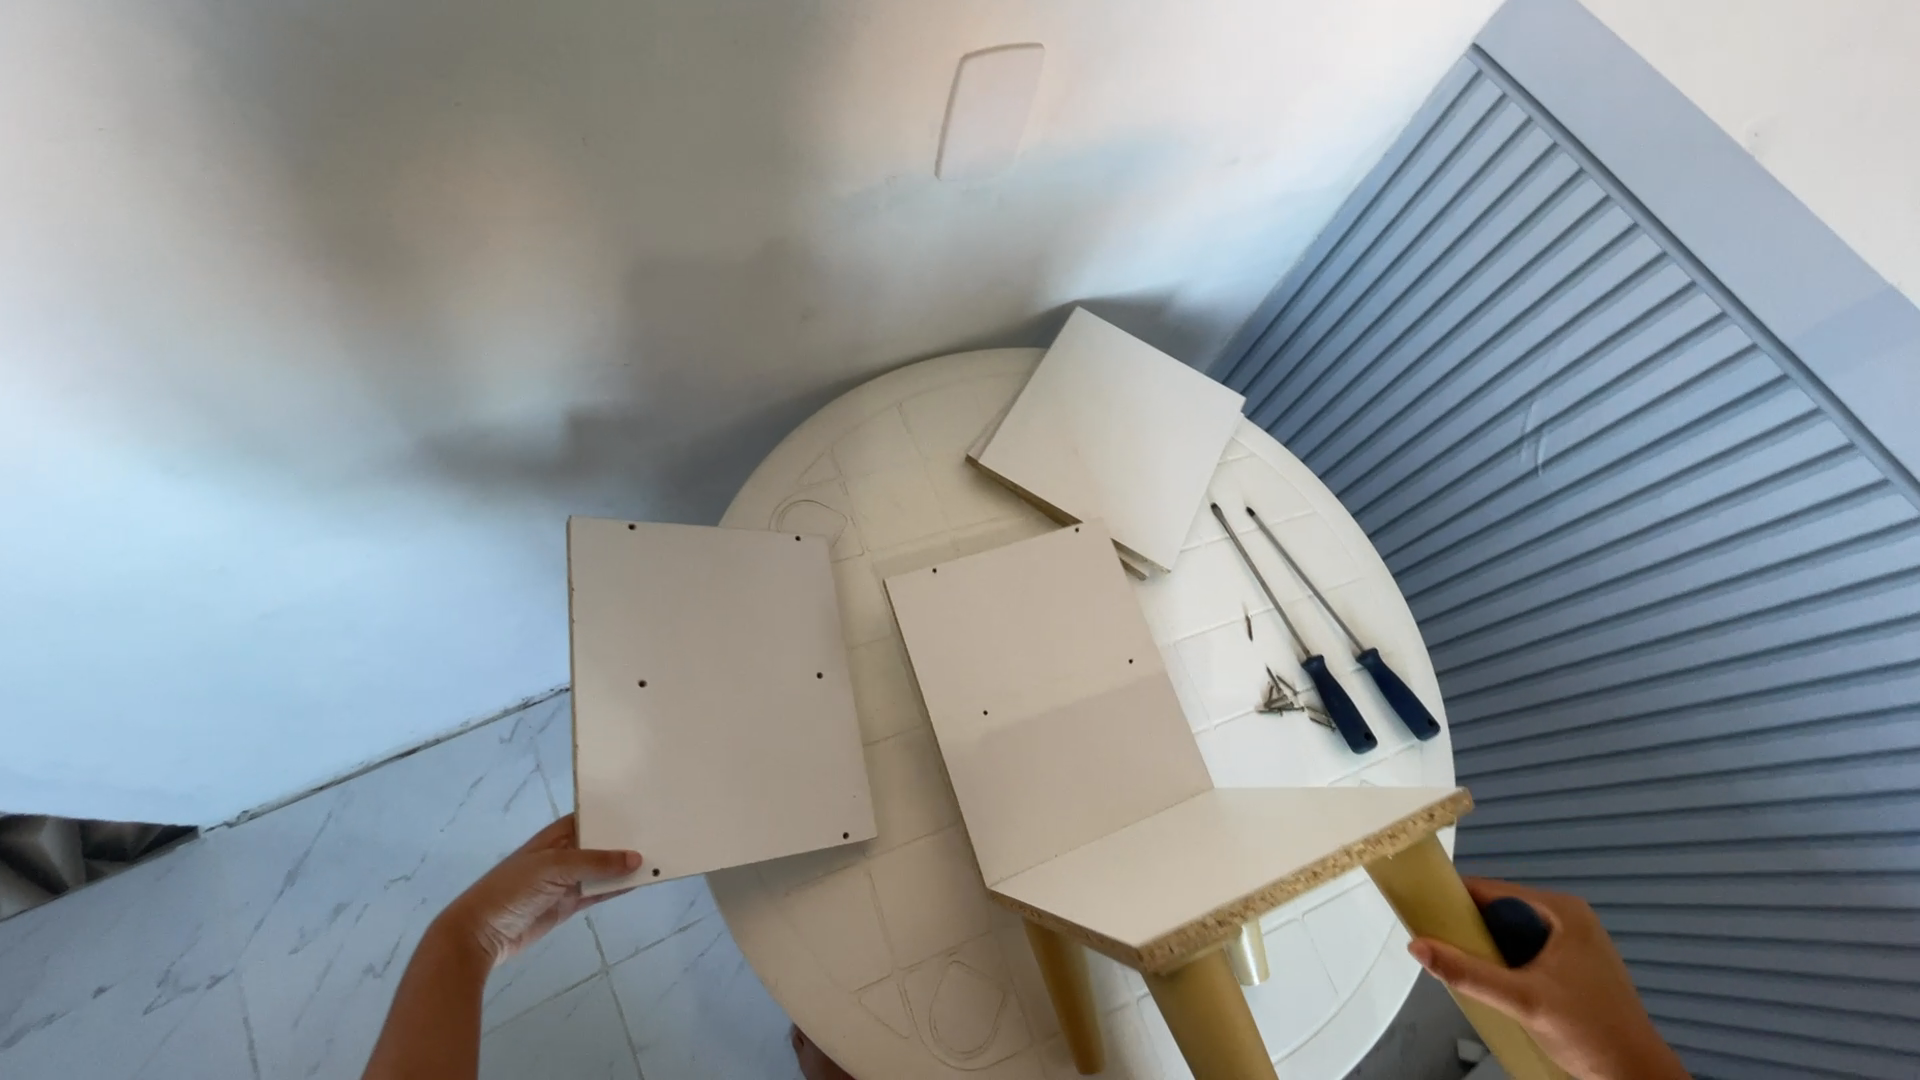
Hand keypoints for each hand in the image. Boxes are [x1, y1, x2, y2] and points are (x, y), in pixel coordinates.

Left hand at [432, 815, 640, 967]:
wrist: (478, 935)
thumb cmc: (512, 889)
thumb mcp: (554, 867)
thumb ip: (596, 862)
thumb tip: (636, 859)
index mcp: (557, 835)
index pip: (593, 817)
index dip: (617, 813)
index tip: (647, 806)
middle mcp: (565, 853)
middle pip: (601, 843)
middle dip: (626, 840)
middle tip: (662, 831)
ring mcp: (567, 880)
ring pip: (603, 869)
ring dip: (625, 866)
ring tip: (659, 856)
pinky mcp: (569, 904)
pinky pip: (599, 892)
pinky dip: (617, 889)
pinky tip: (639, 882)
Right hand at [1408, 878, 1689, 1079]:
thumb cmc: (1588, 1032)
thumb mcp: (1523, 1000)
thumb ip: (1468, 973)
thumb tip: (1415, 945)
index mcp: (1560, 910)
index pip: (1488, 891)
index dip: (1453, 902)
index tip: (1424, 918)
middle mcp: (1566, 916)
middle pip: (1497, 911)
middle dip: (1469, 931)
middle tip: (1446, 952)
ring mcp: (1572, 940)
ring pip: (1508, 932)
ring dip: (1486, 949)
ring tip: (1468, 970)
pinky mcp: (1573, 963)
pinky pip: (1523, 949)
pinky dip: (1504, 962)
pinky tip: (1495, 983)